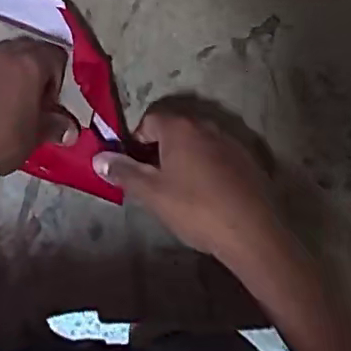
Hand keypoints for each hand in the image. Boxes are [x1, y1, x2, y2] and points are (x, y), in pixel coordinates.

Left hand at [0, 38, 78, 178]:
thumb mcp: (36, 135)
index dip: (58, 78)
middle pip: (32, 48)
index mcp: (32, 62)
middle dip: (37, 68)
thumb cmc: (2, 140)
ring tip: (11, 97)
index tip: (48, 102)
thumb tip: (71, 130)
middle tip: (33, 98)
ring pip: (8, 53)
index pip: (57, 55)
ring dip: (14, 68)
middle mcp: (8, 51)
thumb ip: (56, 125)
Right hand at [93, 98, 287, 264]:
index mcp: (180, 127)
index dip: (136, 140)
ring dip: (184, 158)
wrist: (251, 231)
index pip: (149, 119)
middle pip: (174, 128)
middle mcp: (206, 125)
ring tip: (178, 190)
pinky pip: (217, 155)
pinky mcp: (246, 159)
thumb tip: (98, 157)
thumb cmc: (195, 208)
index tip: (132, 166)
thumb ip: (124, 172)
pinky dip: (206, 167)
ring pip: (197, 142)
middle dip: (159, 149)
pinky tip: (206, 195)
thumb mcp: (152, 193)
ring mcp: (229, 140)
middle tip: (152, 180)